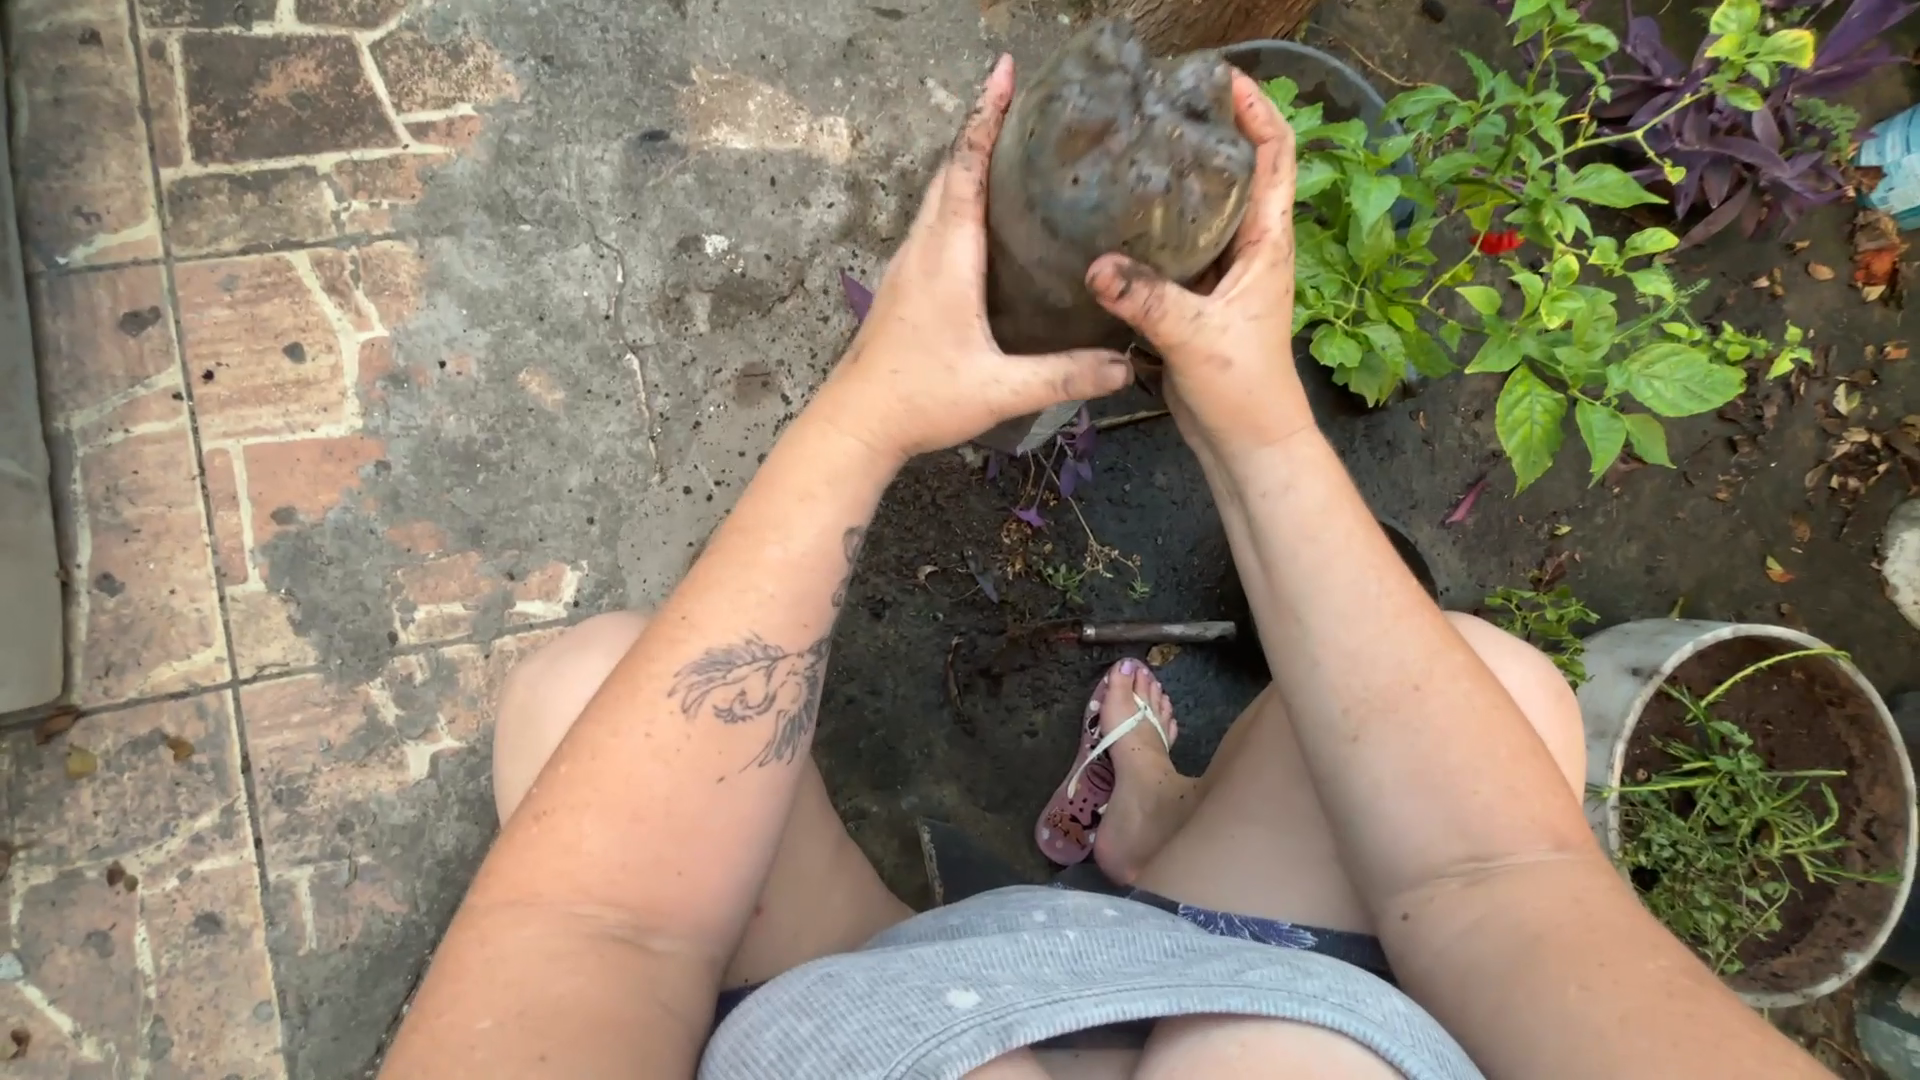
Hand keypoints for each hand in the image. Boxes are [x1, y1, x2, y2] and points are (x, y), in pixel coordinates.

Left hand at [811, 55, 1134, 461]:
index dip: (985, 117)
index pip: (965, 169)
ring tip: (1007, 151)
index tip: (1004, 72)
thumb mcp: (1000, 390)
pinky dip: (954, 201)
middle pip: (947, 172)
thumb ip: (1063, 377)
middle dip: (979, 129)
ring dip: (964, 165)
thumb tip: (1124, 366)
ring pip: (935, 197)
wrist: (856, 424)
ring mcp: (905, 267)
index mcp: (946, 257)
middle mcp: (922, 250)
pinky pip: (931, 225)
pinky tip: (978, 220)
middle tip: (1019, 102)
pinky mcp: (901, 287)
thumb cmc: (921, 400)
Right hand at [1083, 70, 1312, 458]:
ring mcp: (1217, 280)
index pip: (1276, 156)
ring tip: (1125, 163)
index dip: (1258, 110)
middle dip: (1203, 140)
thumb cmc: (1242, 385)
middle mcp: (1245, 252)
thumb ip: (1148, 299)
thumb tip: (1095, 265)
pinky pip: (1168, 261)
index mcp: (1266, 244)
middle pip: (1232, 178)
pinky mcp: (1190, 307)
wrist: (1244, 440)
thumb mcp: (1197, 335)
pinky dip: (1145, 243)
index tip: (1218, 79)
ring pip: (1196, 220)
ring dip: (1169, 192)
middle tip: (1153, 115)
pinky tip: (1110, 234)